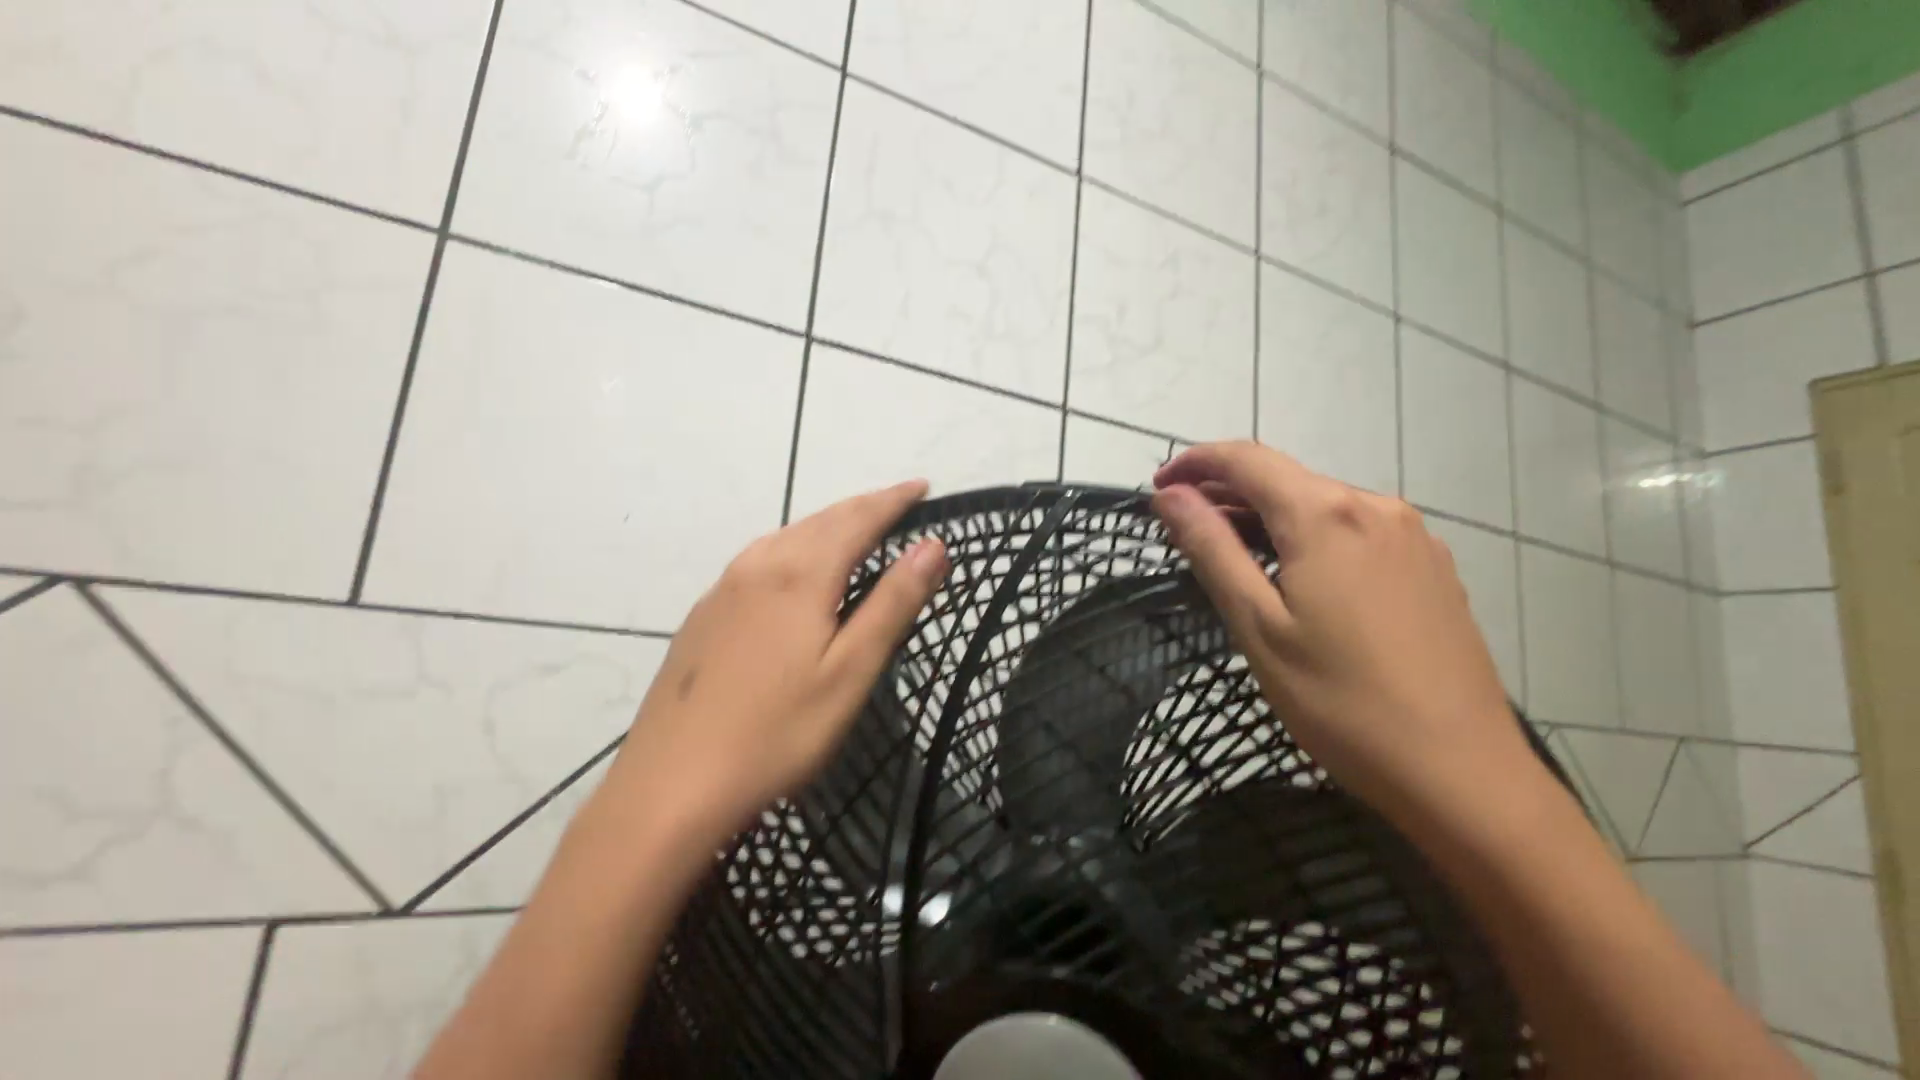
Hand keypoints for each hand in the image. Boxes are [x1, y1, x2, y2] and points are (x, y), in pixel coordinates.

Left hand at [604, 481, 948, 843]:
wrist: (672, 784)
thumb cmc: (777, 733)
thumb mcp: (850, 672)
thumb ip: (893, 604)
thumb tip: (933, 545)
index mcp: (799, 574)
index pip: (858, 519)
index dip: (894, 500)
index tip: (924, 486)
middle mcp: (758, 566)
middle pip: (819, 521)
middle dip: (863, 507)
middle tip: (898, 504)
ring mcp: (723, 589)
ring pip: (785, 538)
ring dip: (826, 526)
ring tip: (855, 530)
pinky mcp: (703, 616)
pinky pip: (759, 561)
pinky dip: (793, 550)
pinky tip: (794, 571)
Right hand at [1152, 441, 1544, 827]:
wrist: (1460, 770)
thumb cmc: (1340, 702)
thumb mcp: (1258, 626)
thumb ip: (1211, 549)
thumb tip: (1169, 495)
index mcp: (1326, 515)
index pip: (1247, 459)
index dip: (1195, 461)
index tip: (1157, 486)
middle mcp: (1376, 507)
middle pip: (1287, 479)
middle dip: (1229, 493)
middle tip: (1183, 529)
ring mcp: (1413, 536)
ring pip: (1324, 506)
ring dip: (1271, 518)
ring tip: (1234, 556)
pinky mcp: (1434, 568)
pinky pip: (1358, 532)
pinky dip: (1315, 539)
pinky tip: (1303, 580)